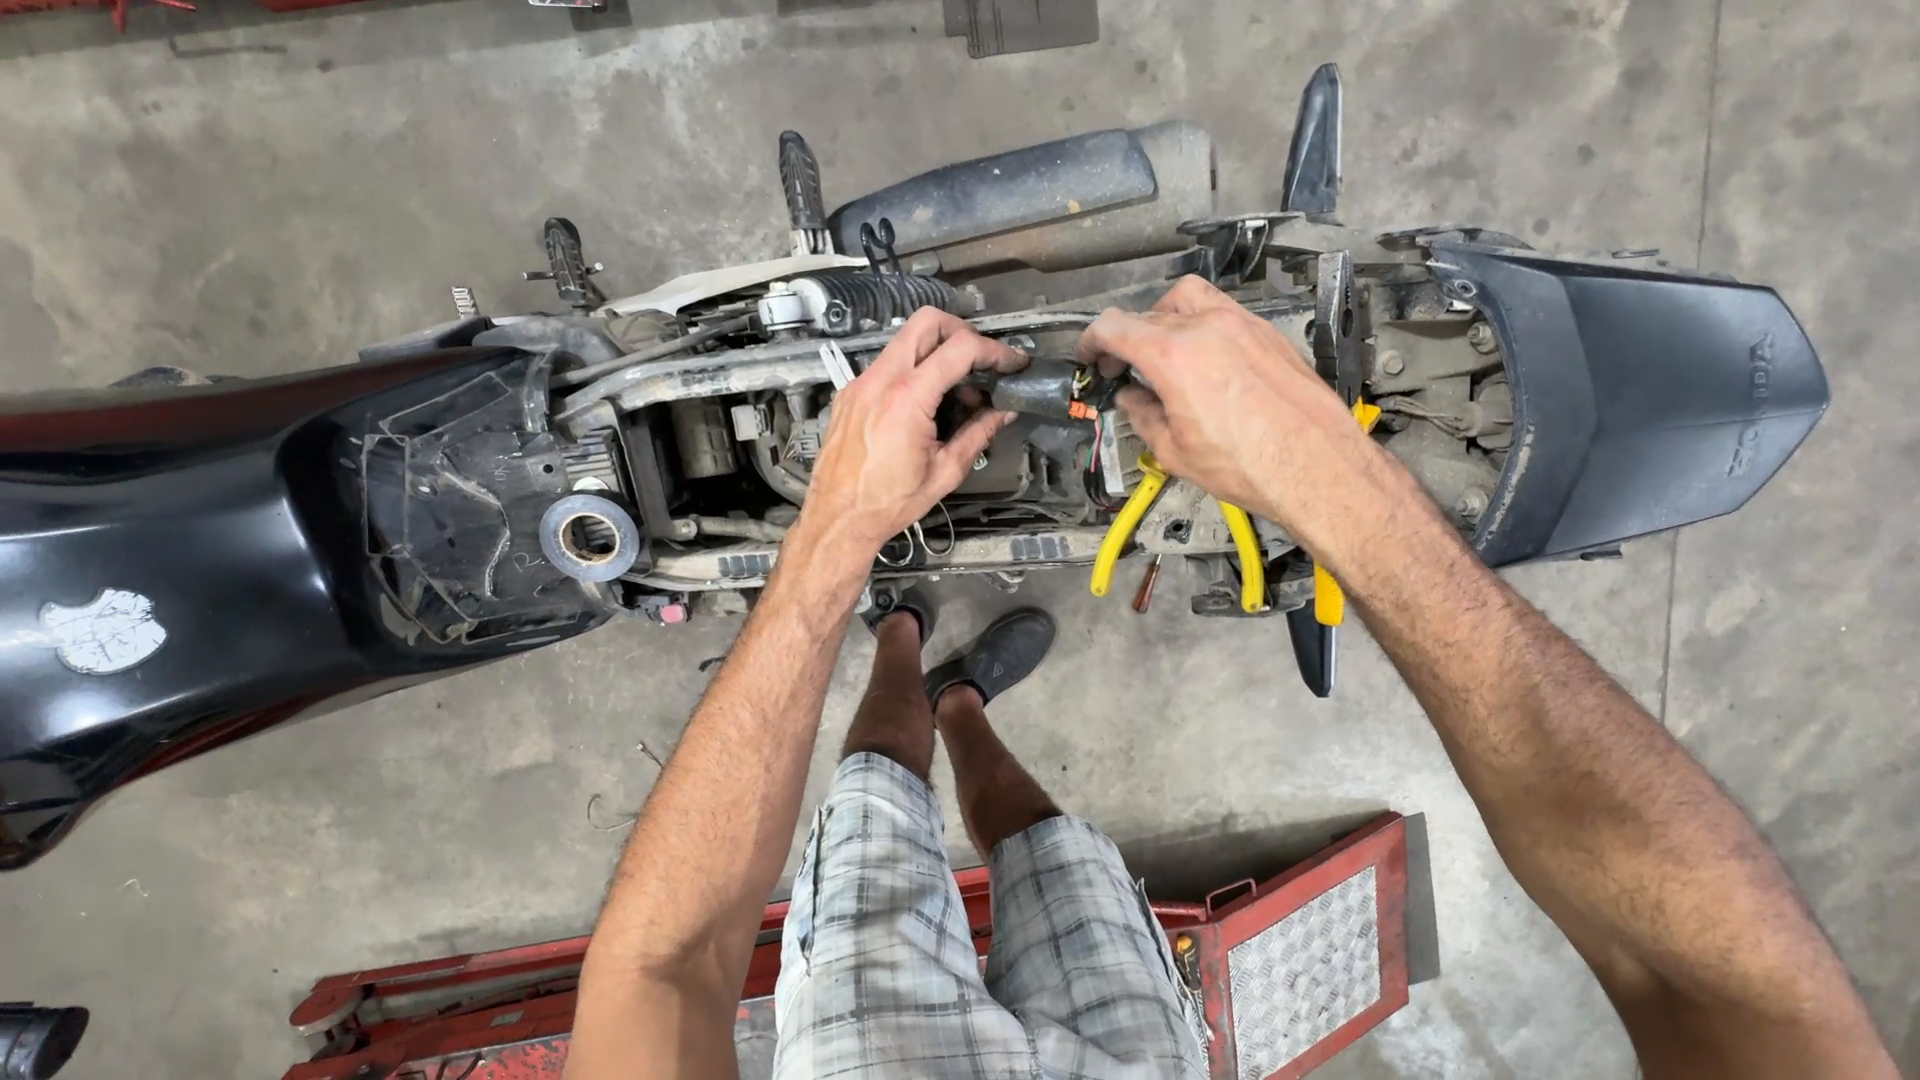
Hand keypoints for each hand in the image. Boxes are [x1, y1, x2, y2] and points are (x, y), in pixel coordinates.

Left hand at [796, 307, 1026, 555]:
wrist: (839, 518)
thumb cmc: (888, 502)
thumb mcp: (946, 471)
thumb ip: (978, 433)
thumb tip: (1003, 412)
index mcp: (907, 398)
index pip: (960, 349)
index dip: (994, 351)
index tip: (1011, 362)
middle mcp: (879, 380)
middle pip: (927, 322)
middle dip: (962, 332)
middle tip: (982, 360)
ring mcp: (860, 383)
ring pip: (905, 341)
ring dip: (937, 353)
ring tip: (958, 392)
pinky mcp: (850, 393)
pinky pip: (887, 365)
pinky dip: (913, 370)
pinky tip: (927, 403)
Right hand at [1075, 276, 1394, 555]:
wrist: (1315, 466)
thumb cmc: (1249, 465)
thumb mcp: (1174, 451)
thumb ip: (1144, 416)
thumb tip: (1133, 400)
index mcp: (1174, 355)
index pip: (1115, 326)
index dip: (1092, 340)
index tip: (1090, 355)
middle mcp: (1208, 327)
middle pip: (1150, 312)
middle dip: (1128, 338)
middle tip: (1123, 367)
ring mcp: (1242, 324)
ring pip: (1188, 298)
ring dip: (1165, 318)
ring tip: (1163, 352)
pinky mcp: (1267, 333)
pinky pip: (1223, 312)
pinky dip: (1201, 325)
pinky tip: (1203, 360)